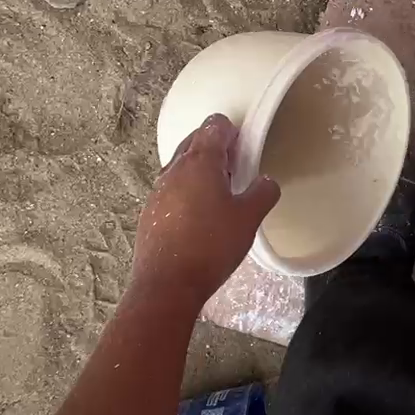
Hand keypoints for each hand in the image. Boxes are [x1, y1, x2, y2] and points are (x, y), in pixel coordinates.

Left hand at [131, 114, 280, 307]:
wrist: (165, 288)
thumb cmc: (211, 246)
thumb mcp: (249, 219)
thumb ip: (263, 192)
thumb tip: (266, 181)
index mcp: (200, 162)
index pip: (214, 125)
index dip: (232, 131)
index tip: (245, 149)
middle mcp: (175, 169)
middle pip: (195, 140)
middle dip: (215, 146)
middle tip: (236, 168)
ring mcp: (157, 191)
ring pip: (180, 164)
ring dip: (199, 168)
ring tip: (218, 193)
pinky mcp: (149, 213)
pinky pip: (170, 187)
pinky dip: (185, 189)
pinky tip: (198, 215)